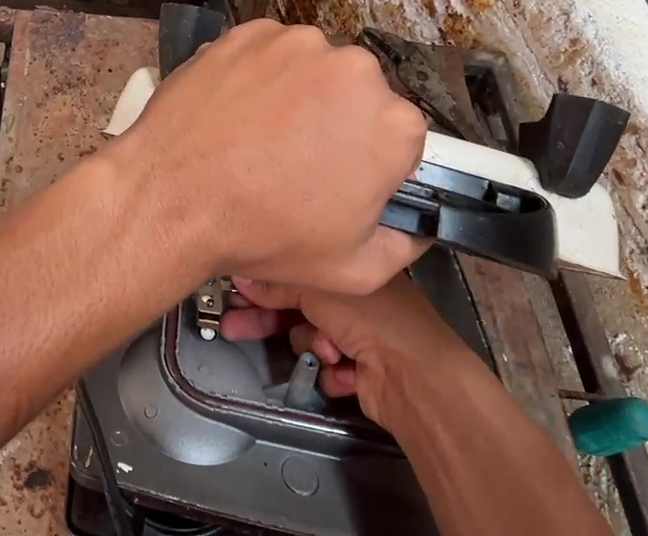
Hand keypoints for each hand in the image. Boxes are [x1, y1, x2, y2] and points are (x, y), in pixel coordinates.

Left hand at [102, 19, 429, 294]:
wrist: (171, 197)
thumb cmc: (259, 233)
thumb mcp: (352, 269)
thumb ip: (405, 244)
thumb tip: (417, 225)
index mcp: (393, 125)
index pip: (399, 135)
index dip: (369, 160)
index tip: (339, 177)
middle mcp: (354, 71)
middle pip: (357, 94)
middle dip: (335, 120)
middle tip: (293, 157)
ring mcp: (297, 45)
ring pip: (311, 68)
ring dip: (296, 93)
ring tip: (258, 135)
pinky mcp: (250, 33)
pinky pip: (267, 52)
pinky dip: (256, 74)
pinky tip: (236, 111)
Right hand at [220, 274, 461, 423]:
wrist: (414, 378)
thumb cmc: (372, 319)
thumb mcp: (319, 289)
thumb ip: (278, 284)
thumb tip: (242, 277)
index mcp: (354, 269)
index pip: (301, 269)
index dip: (269, 279)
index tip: (237, 288)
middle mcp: (356, 299)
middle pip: (297, 305)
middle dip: (269, 319)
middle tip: (234, 327)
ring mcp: (358, 336)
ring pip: (308, 338)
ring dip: (313, 346)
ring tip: (329, 352)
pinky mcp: (357, 370)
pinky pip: (324, 367)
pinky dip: (330, 370)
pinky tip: (343, 369)